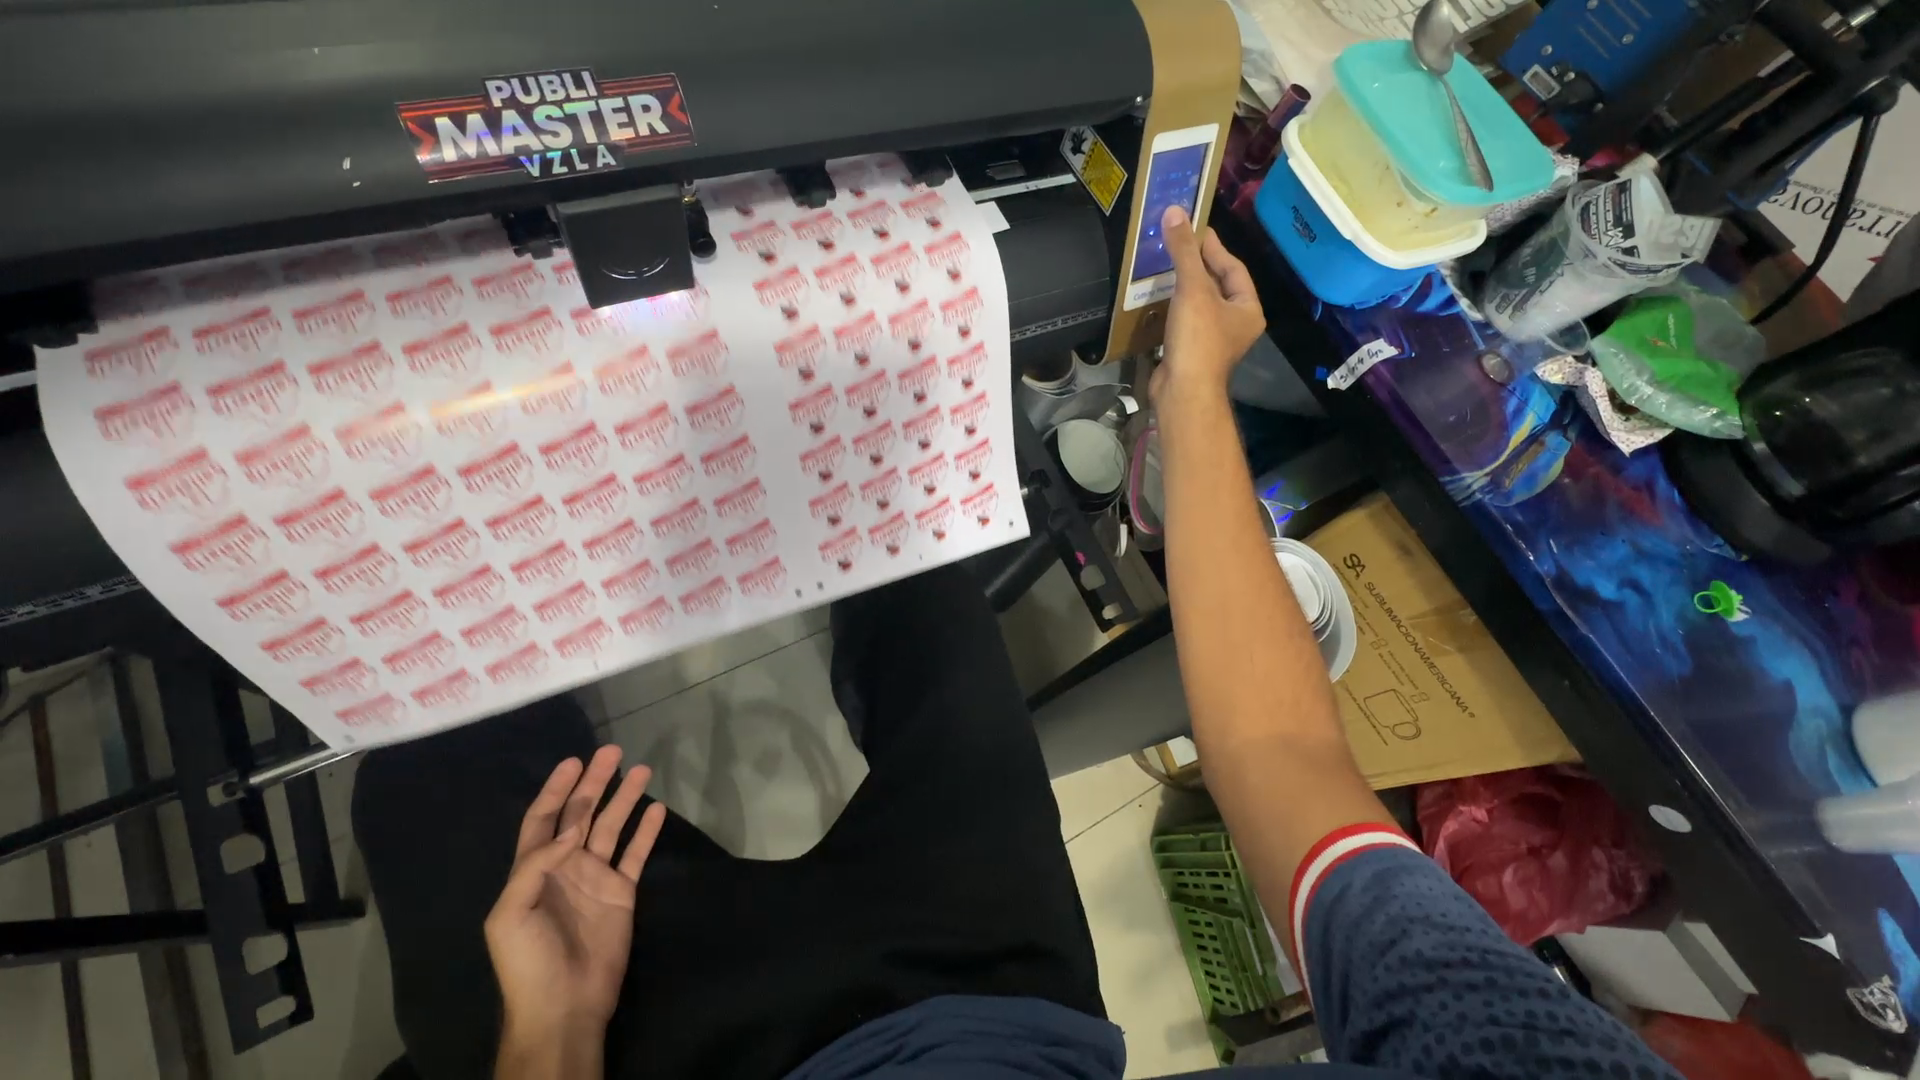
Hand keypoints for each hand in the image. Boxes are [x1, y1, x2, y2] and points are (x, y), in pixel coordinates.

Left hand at [485, 746, 668, 1039]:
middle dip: (595, 782)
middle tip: (612, 752)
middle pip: (581, 814)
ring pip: (612, 827)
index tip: (573, 761)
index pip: (544, 820)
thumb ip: (535, 867)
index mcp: (533, 870)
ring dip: (625, 799)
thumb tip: (570, 831)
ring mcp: (596, 878)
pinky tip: (657, 810)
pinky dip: (646, 832)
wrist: (563, 1005)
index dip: (556, 790)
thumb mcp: (510, 915)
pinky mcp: (622, 893)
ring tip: (643, 770)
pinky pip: (636, 854)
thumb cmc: (527, 961)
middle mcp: (566, 867)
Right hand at [1151, 205, 1266, 405]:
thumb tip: (1174, 212)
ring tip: (1162, 267)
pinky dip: (1172, 309)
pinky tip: (1155, 299)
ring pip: (1199, 305)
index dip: (1213, 247)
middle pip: (1217, 285)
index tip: (1193, 229)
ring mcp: (1213, 341)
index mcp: (1247, 309)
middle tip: (1175, 245)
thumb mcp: (1193, 290)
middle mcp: (1235, 324)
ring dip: (1182, 287)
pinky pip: (1184, 322)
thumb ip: (1184, 252)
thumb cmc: (1198, 340)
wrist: (1183, 391)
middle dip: (1197, 266)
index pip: (1233, 268)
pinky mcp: (1191, 353)